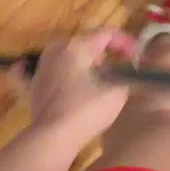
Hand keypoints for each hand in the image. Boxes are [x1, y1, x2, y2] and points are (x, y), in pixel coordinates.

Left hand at [19, 29, 137, 143]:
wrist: (54, 137)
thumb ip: (123, 75)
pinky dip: (56, 71)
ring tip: (100, 77)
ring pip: (67, 56)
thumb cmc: (87, 110)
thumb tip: (120, 71)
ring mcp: (41, 67)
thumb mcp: (117, 92)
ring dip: (85, 62)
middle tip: (121, 68)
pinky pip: (43, 71)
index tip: (137, 57)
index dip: (125, 42)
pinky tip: (58, 77)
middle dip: (105, 53)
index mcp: (76, 45)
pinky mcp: (32, 85)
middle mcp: (55, 50)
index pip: (106, 33)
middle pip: (86, 43)